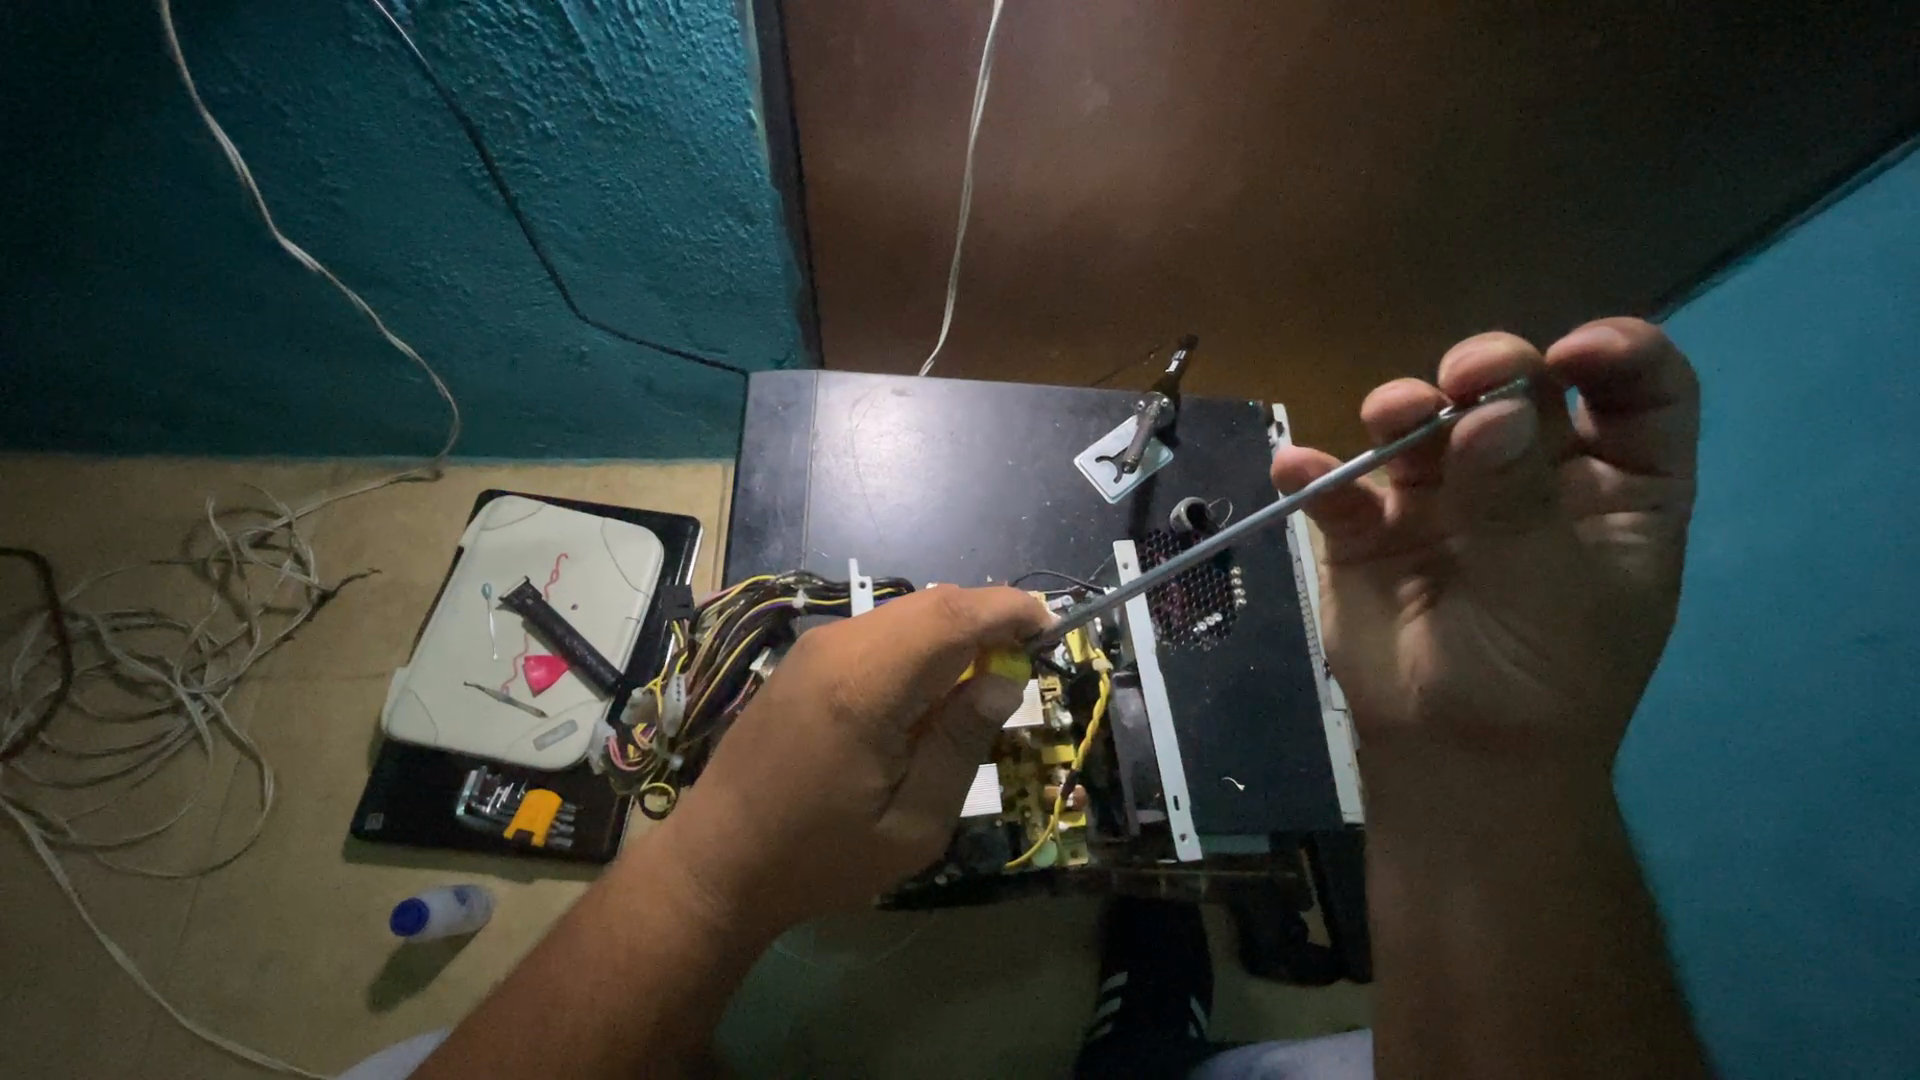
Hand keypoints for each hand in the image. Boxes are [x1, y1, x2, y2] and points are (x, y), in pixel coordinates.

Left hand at [648, 585, 1051, 933]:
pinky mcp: (807, 658)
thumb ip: (962, 744)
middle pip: (933, 605)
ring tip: (984, 680)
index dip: (1009, 610)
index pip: (953, 617)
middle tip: (1025, 662)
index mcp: (866, 686)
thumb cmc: (819, 856)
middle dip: (988, 620)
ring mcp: (817, 647)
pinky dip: (922, 645)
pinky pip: (881, 633)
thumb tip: (1003, 681)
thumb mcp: (912, 824)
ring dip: (955, 633)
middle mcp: (839, 647)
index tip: (1052, 627)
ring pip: (907, 615)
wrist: (717, 861)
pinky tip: (931, 690)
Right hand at [1270, 318, 1698, 770]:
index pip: (1634, 395)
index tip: (1570, 353)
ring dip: (1401, 411)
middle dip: (1489, 371)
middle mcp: (1522, 478)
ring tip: (1387, 415)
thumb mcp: (1552, 590)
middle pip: (1511, 394)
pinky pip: (1339, 490)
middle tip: (1462, 377)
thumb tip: (1489, 410)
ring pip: (1419, 431)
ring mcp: (1436, 501)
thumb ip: (1518, 499)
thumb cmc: (1537, 679)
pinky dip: (1316, 473)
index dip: (1614, 356)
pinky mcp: (1364, 530)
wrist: (1450, 756)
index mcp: (1609, 490)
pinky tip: (1297, 467)